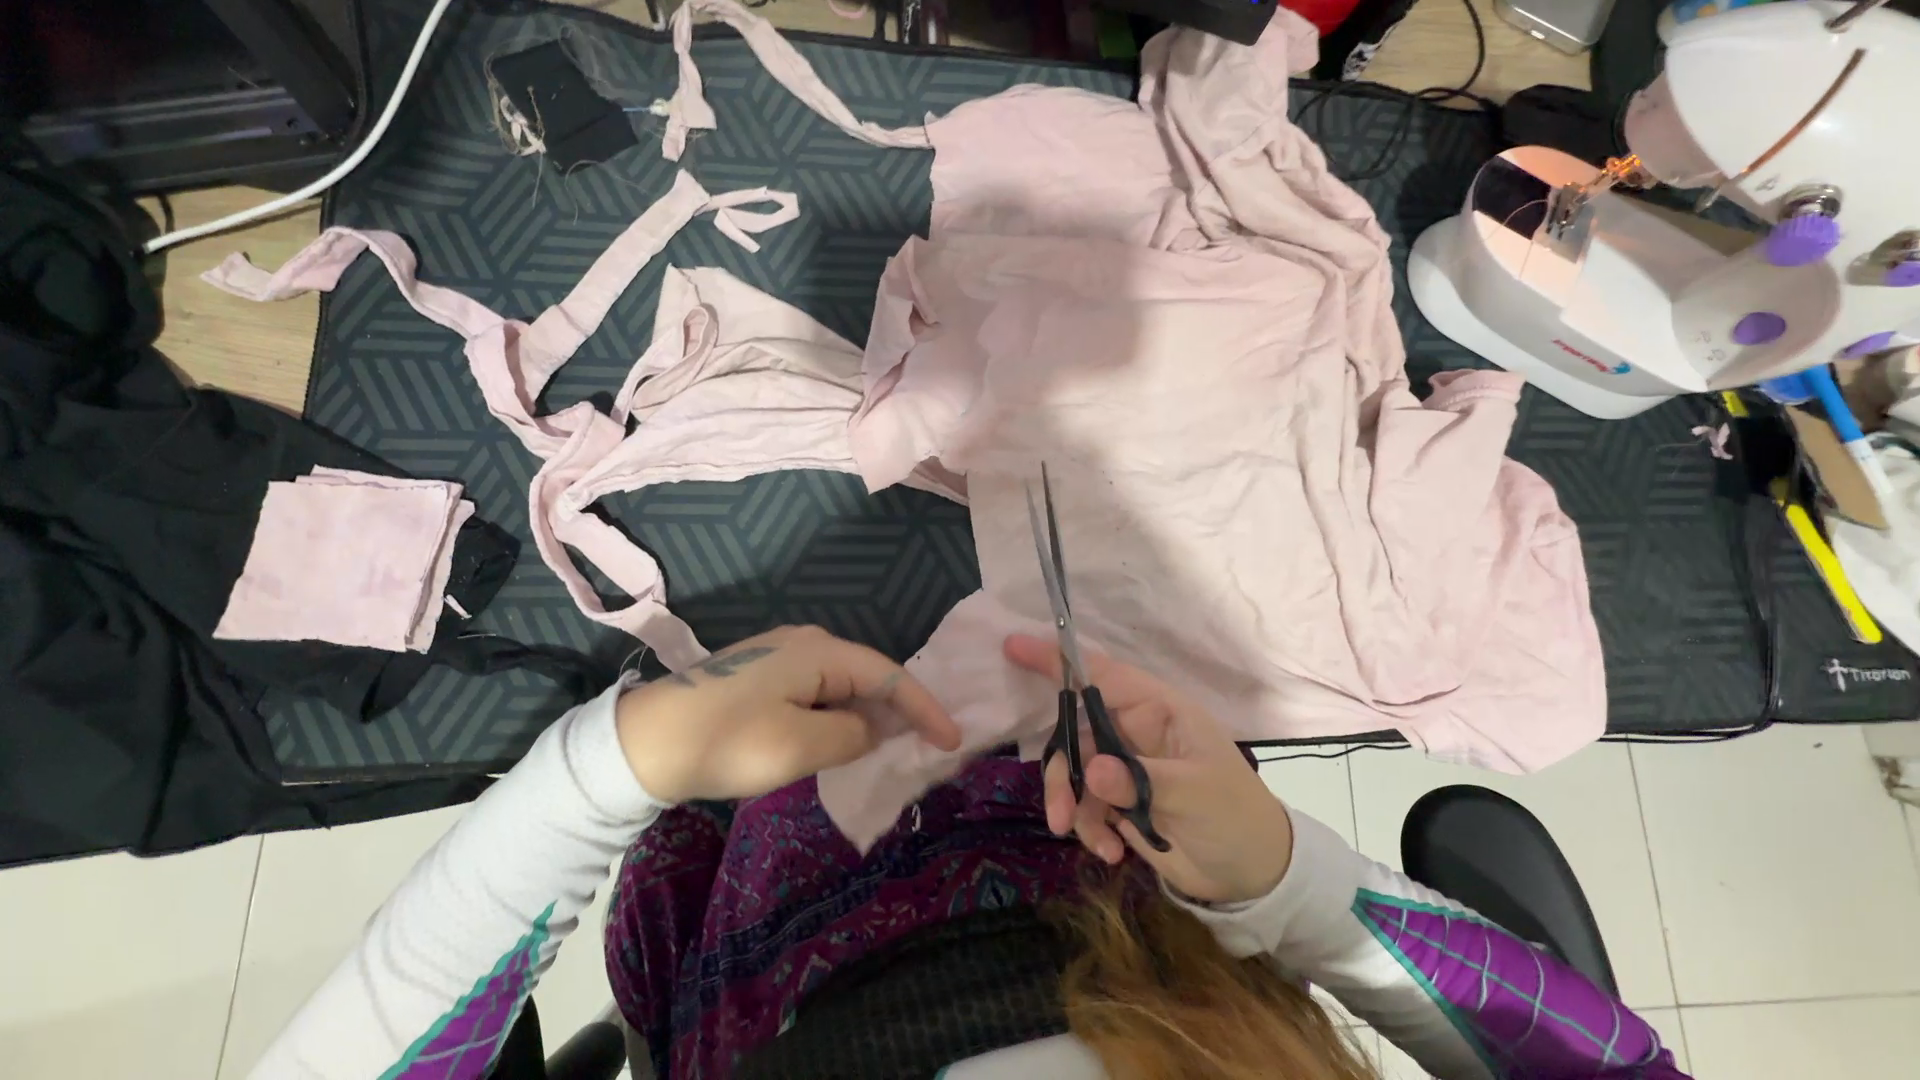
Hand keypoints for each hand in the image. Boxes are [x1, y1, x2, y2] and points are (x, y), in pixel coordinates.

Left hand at [615, 626, 960, 803]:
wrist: (643, 743)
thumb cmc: (727, 742)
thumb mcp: (799, 746)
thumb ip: (852, 735)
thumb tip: (870, 728)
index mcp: (819, 651)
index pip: (890, 676)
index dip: (925, 708)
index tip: (952, 742)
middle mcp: (805, 643)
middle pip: (869, 675)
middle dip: (901, 710)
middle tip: (928, 746)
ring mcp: (781, 657)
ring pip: (843, 686)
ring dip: (869, 715)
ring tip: (895, 747)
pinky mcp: (762, 676)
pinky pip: (818, 692)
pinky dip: (840, 716)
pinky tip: (844, 739)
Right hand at [1005, 635, 1293, 903]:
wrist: (1252, 876)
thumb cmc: (1235, 817)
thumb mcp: (1196, 795)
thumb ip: (1141, 780)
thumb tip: (1091, 770)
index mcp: (1158, 711)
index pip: (1100, 676)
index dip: (1057, 660)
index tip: (1013, 646)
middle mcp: (1135, 732)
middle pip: (1076, 734)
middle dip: (1062, 773)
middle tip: (1059, 814)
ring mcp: (1126, 768)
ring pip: (1075, 773)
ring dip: (1073, 807)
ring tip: (1088, 841)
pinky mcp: (1120, 802)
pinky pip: (1084, 805)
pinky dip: (1089, 829)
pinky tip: (1113, 853)